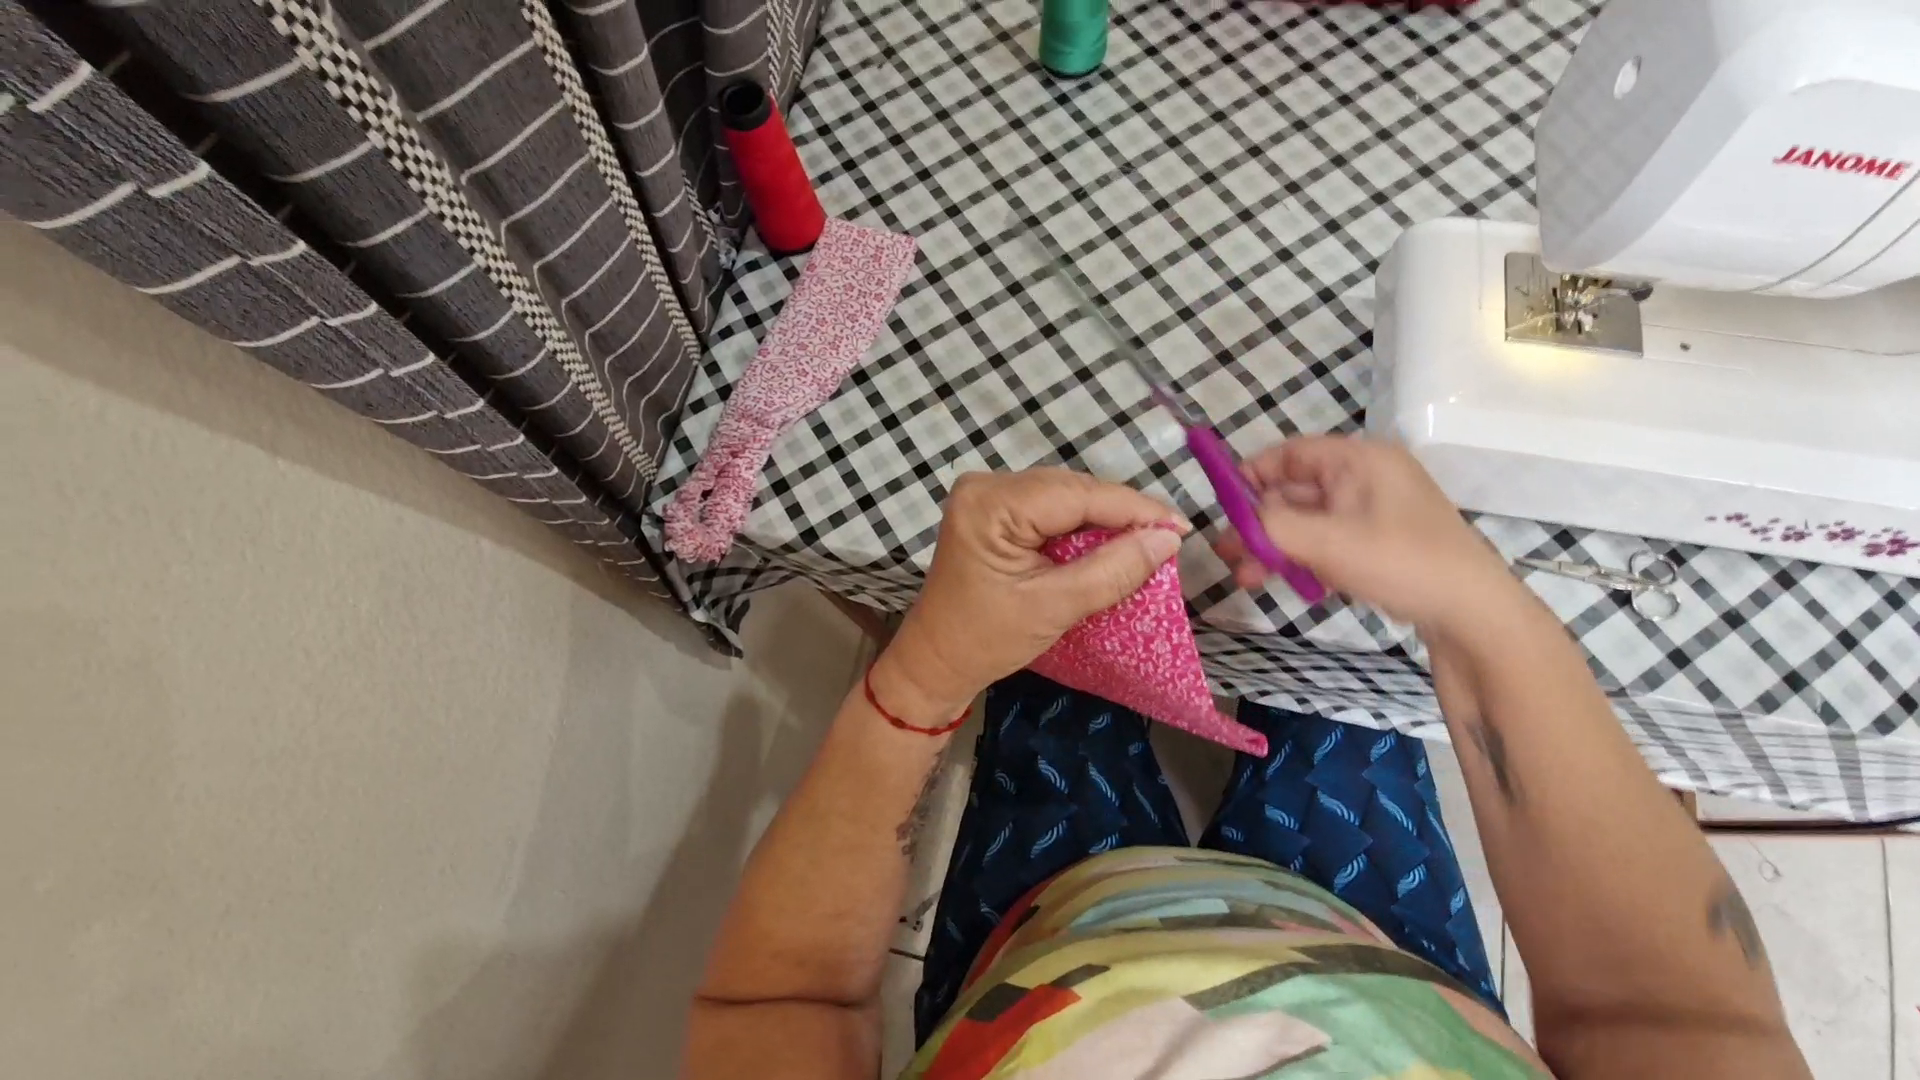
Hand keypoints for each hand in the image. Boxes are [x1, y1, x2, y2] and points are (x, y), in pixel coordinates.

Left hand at [870, 469, 1188, 724]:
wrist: (935, 661)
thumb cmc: (986, 640)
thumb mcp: (1054, 607)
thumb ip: (1112, 571)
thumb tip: (1168, 538)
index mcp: (990, 504)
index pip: (1077, 494)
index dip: (1134, 508)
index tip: (1181, 526)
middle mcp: (985, 486)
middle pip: (1072, 489)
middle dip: (1122, 513)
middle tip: (1170, 536)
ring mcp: (986, 495)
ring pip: (1065, 496)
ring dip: (1105, 518)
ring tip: (1149, 538)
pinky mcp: (992, 510)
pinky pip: (1050, 508)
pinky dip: (1081, 526)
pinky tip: (1111, 540)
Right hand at [1215, 435, 1520, 630]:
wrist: (1472, 614)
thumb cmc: (1400, 562)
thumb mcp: (1326, 541)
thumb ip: (1270, 525)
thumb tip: (1234, 524)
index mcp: (1358, 460)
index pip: (1289, 453)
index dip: (1250, 475)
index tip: (1220, 507)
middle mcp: (1364, 478)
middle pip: (1292, 491)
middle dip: (1256, 523)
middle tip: (1226, 554)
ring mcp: (1371, 513)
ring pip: (1305, 522)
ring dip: (1272, 547)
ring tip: (1246, 578)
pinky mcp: (1376, 544)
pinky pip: (1324, 543)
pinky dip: (1299, 559)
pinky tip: (1282, 583)